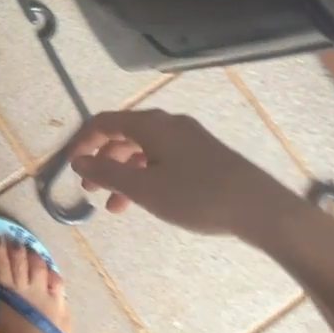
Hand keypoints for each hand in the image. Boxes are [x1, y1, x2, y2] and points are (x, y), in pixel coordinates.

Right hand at [67, 110, 300, 238]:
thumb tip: (78, 160)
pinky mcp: (206, 156)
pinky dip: (147, 176)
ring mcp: (190, 139)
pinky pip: (163, 159)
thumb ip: (106, 172)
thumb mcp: (144, 188)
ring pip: (144, 150)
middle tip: (91, 188)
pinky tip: (148, 201)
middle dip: (103, 161)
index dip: (83, 141)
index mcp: (151, 125)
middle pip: (124, 135)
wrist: (262, 210)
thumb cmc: (197, 196)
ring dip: (124, 174)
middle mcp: (169, 124)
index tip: (71, 165)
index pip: (104, 122)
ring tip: (116, 206)